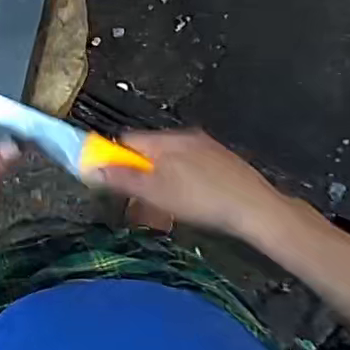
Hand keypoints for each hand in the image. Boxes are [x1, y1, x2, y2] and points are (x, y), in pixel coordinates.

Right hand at [85, 129, 293, 239]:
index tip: (114, 180)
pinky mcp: (226, 164)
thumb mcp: (153, 192)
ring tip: (168, 208)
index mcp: (166, 140)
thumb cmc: (203, 200)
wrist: (259, 212)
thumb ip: (120, 178)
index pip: (126, 140)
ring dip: (163, 182)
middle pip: (148, 152)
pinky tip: (193, 205)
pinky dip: (185, 184)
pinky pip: (192, 169)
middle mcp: (186, 137)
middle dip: (141, 175)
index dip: (115, 159)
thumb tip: (89, 167)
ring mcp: (209, 149)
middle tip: (142, 201)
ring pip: (172, 163)